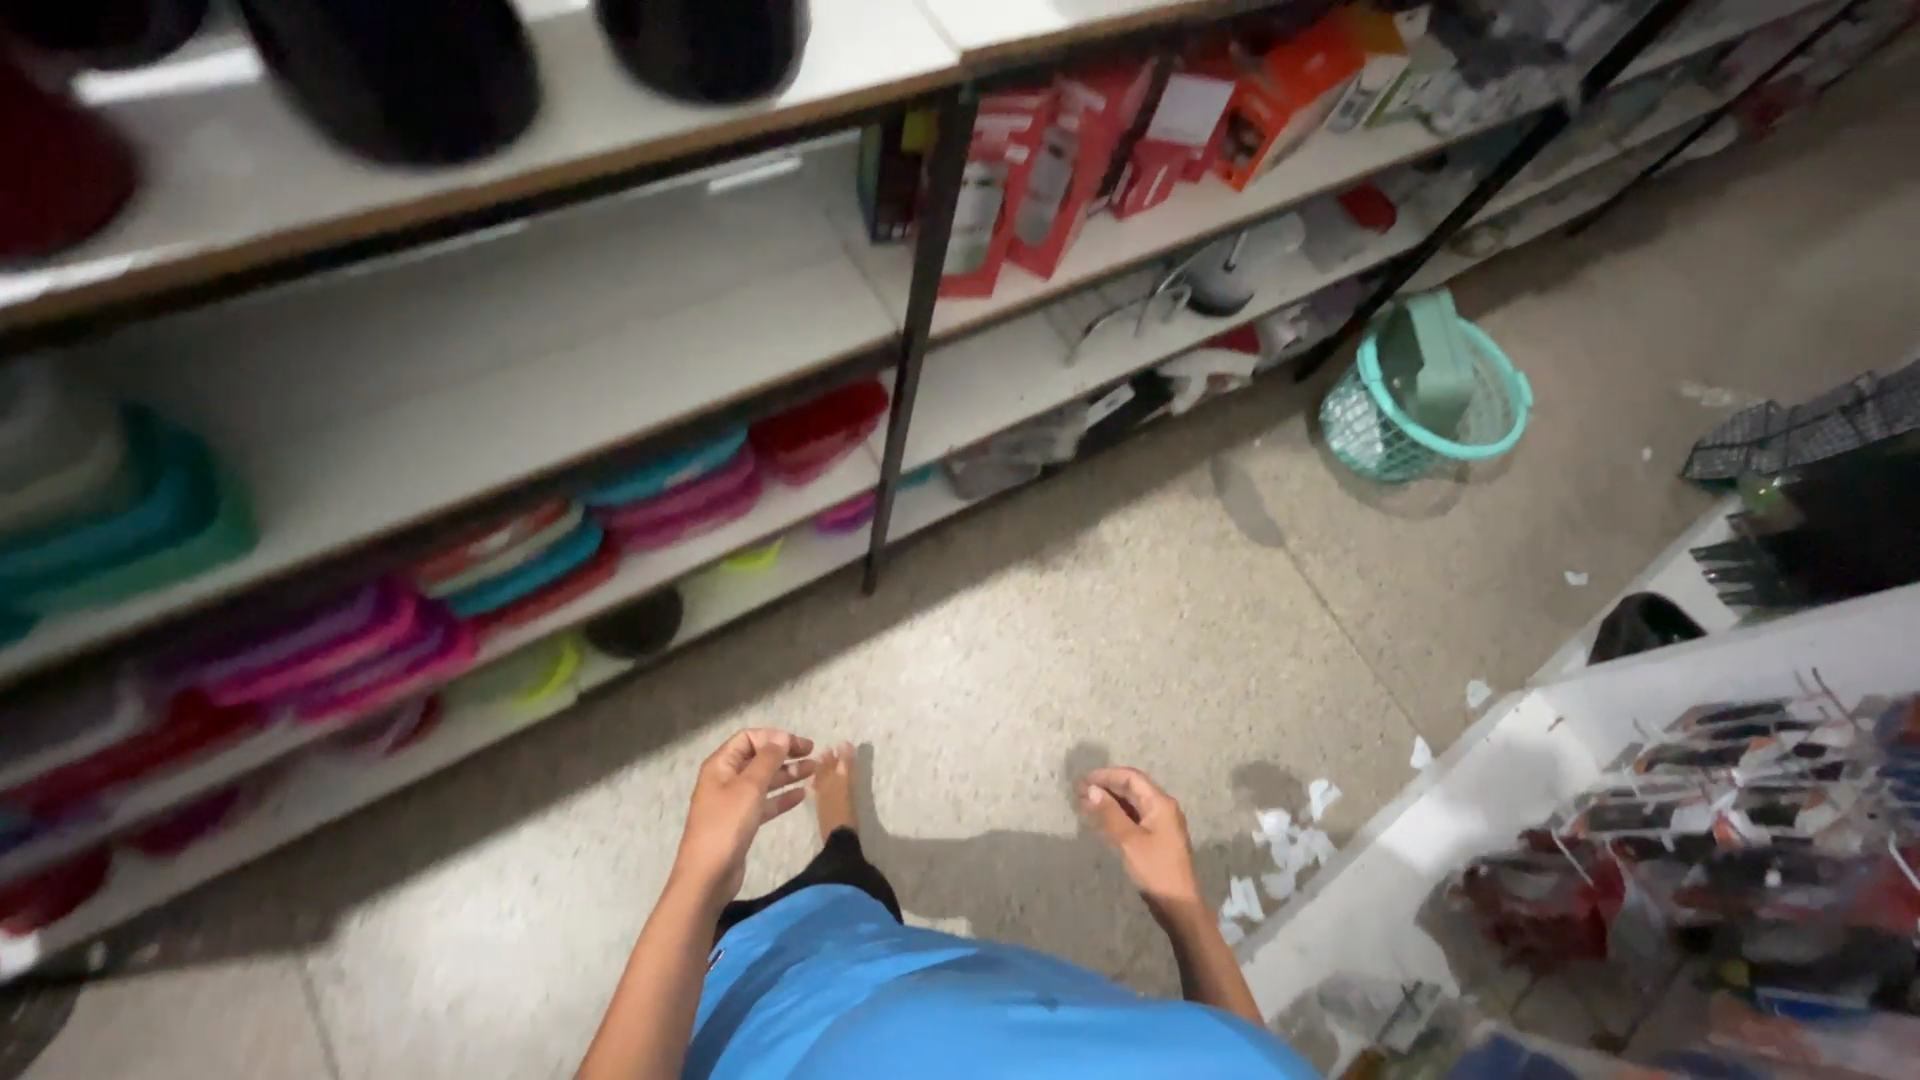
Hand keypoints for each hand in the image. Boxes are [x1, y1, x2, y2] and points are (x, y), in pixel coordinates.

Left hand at [671, 729, 814, 907]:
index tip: (798, 745)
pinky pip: (764, 802)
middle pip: (757, 758)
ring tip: (812, 771)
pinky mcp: (741, 822)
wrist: (707, 875)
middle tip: (812, 754)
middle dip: (784, 754)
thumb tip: (782, 737)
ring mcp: (733, 802)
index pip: (748, 738)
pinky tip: (801, 796)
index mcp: (721, 765)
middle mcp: (725, 779)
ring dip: (787, 774)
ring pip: (763, 780)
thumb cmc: (727, 825)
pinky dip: (781, 797)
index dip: (773, 737)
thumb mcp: (749, 787)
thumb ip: (768, 759)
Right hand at [1081, 766, 1201, 920]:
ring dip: (1109, 802)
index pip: (1131, 778)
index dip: (1106, 775)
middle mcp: (1162, 808)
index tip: (1084, 780)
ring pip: (1131, 804)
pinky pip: (1133, 819)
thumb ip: (1109, 812)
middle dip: (1106, 788)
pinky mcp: (1155, 838)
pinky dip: (1115, 817)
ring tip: (1084, 805)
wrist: (1178, 905)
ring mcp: (1160, 824)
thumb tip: (1091, 789)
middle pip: (1131, 789)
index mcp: (1160, 803)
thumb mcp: (1129, 840)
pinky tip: (1099, 822)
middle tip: (1079, 793)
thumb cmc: (1154, 869)